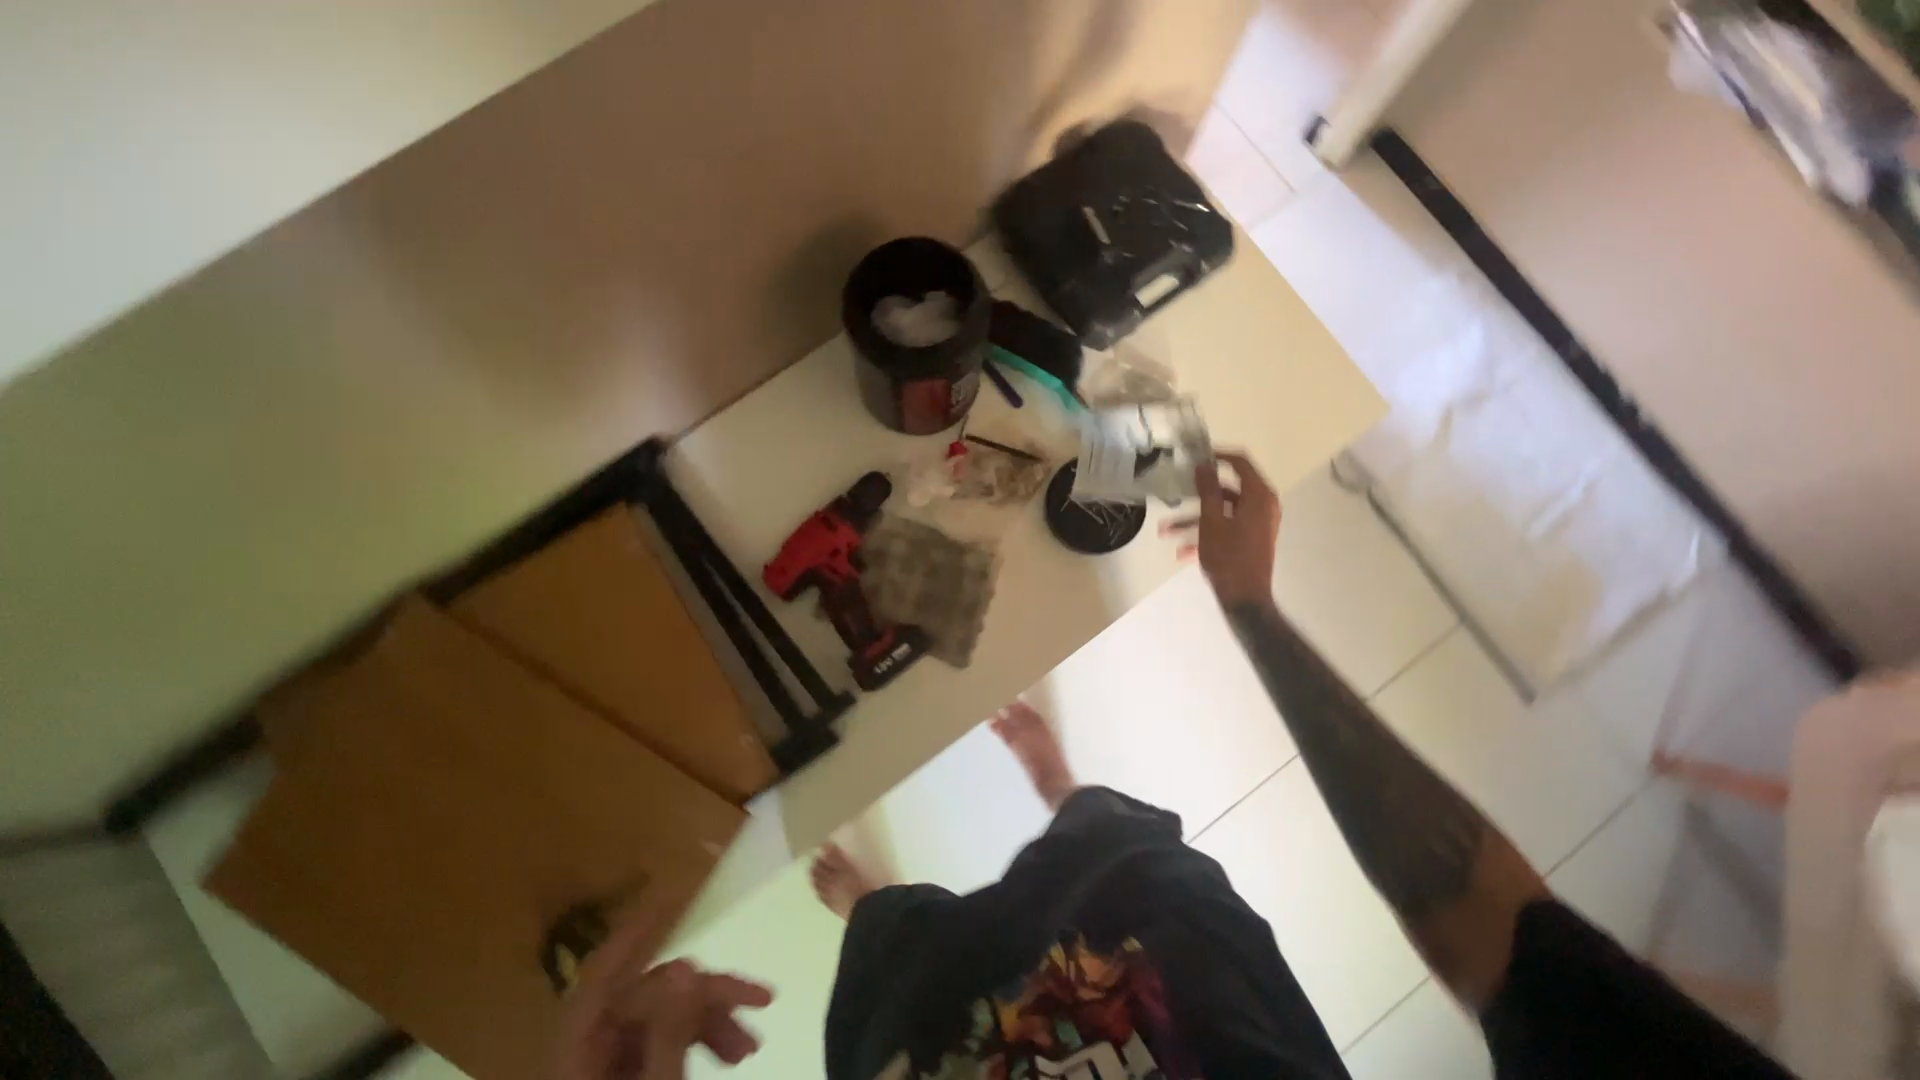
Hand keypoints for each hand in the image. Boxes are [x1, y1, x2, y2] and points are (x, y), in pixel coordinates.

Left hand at [550, 902, 772, 1079]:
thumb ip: (670, 1035)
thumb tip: (687, 967)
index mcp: (577, 1056)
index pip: (602, 976)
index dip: (635, 931)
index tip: (675, 894)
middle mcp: (586, 1056)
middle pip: (646, 996)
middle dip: (704, 993)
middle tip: (761, 1000)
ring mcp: (605, 1072)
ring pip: (661, 1020)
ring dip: (709, 1020)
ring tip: (751, 1044)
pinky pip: (663, 1045)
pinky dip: (699, 1041)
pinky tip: (734, 1052)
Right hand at [1164, 450, 1281, 607]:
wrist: (1245, 598)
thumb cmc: (1228, 556)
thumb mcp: (1212, 521)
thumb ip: (1208, 490)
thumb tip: (1205, 465)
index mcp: (1259, 496)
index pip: (1241, 463)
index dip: (1218, 456)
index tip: (1196, 457)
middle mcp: (1263, 506)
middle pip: (1227, 489)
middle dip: (1196, 495)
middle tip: (1176, 492)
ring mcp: (1257, 524)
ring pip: (1222, 512)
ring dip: (1193, 520)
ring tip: (1165, 531)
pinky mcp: (1251, 540)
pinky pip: (1226, 529)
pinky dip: (1206, 535)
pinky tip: (1181, 551)